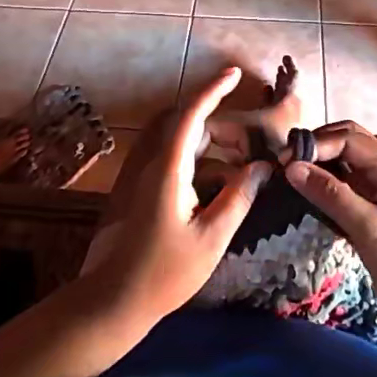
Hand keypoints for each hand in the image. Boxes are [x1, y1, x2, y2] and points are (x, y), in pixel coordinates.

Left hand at [88, 67, 269, 321]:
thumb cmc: (164, 273)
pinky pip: (183, 168)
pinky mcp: (149, 195)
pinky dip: (207, 170)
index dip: (213, 90)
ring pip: (189, 149)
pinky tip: (226, 194)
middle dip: (227, 131)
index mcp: (170, 170)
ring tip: (247, 171)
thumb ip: (240, 197)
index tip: (235, 74)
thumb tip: (263, 168)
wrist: (113, 302)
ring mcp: (150, 180)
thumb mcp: (212, 237)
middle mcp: (156, 166)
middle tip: (257, 151)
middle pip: (193, 129)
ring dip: (218, 151)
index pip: (191, 115)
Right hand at [281, 124, 376, 316]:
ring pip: (344, 165)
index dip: (316, 144)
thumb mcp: (370, 229)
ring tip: (287, 177)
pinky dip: (325, 187)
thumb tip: (292, 167)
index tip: (283, 159)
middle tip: (282, 165)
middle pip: (347, 144)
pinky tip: (304, 196)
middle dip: (316, 149)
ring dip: (318, 166)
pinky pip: (344, 188)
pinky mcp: (373, 210)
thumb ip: (331, 195)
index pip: (350, 139)